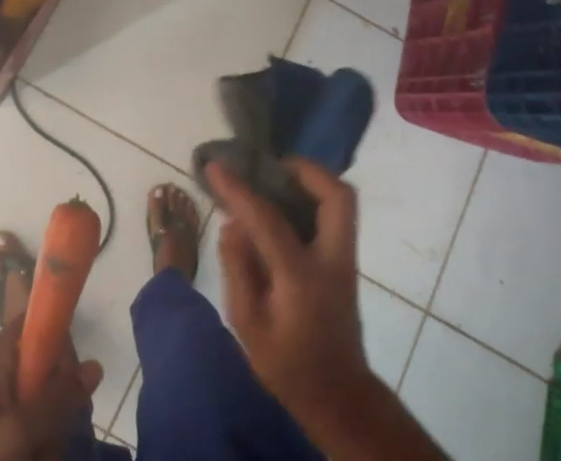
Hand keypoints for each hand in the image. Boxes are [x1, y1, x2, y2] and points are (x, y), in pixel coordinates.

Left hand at [0, 314, 102, 460]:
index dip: (60, 342)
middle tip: (50, 433)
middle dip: (59, 404)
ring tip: (36, 457)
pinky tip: (34, 460)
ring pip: (48, 407)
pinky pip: (36, 431)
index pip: (37, 323)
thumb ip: (57, 399)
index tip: (73, 375)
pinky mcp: (2, 431)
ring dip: (51, 436)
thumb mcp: (18, 430)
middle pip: (50, 370)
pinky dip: (40, 449)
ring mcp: (0, 404)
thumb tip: (95, 365)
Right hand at [207, 159, 369, 428]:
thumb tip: (233, 224)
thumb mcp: (246, 322)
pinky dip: (311, 200)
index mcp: (300, 276)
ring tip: (272, 180)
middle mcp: (332, 260)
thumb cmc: (285, 365)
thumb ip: (237, 267)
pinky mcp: (346, 264)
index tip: (214, 167)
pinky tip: (281, 208)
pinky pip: (334, 217)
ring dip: (310, 182)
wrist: (336, 395)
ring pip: (341, 202)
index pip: (267, 218)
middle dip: (305, 170)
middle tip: (269, 165)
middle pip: (336, 195)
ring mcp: (345, 261)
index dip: (238, 189)